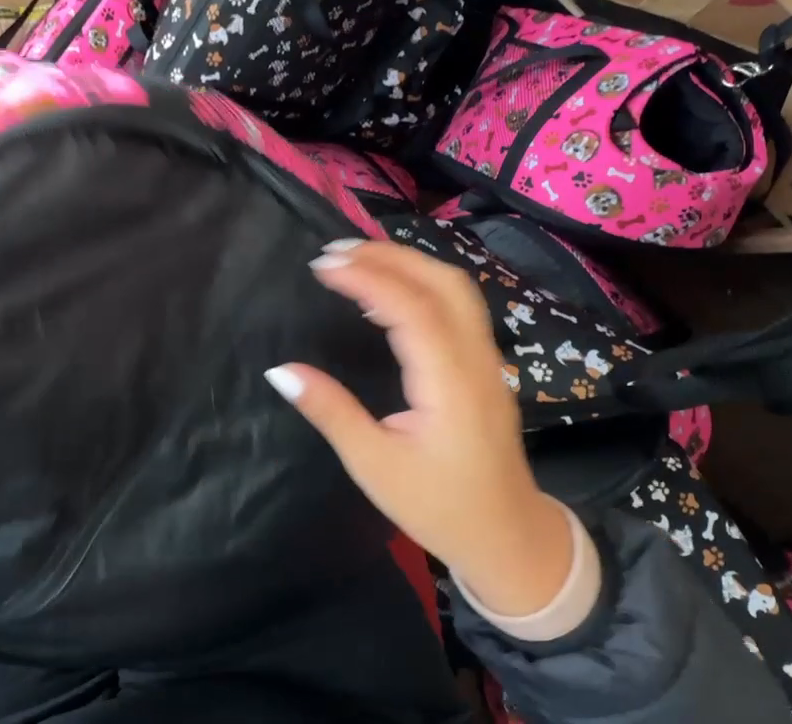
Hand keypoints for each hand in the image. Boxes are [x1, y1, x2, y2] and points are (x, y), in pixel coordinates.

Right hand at [265, 240, 571, 617]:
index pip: (411, 310)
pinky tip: (387, 288)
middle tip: (333, 251)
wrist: (511, 540)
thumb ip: (330, 411)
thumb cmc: (439, 506)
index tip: (321, 264)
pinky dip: (420, 281)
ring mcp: (486, 361)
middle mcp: (475, 361)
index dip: (367, 278)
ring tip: (356, 257)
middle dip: (388, 256)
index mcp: (449, 384)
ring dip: (407, 263)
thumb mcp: (374, 465)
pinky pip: (457, 305)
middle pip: (442, 283)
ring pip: (455, 289)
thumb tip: (280, 370)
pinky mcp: (484, 366)